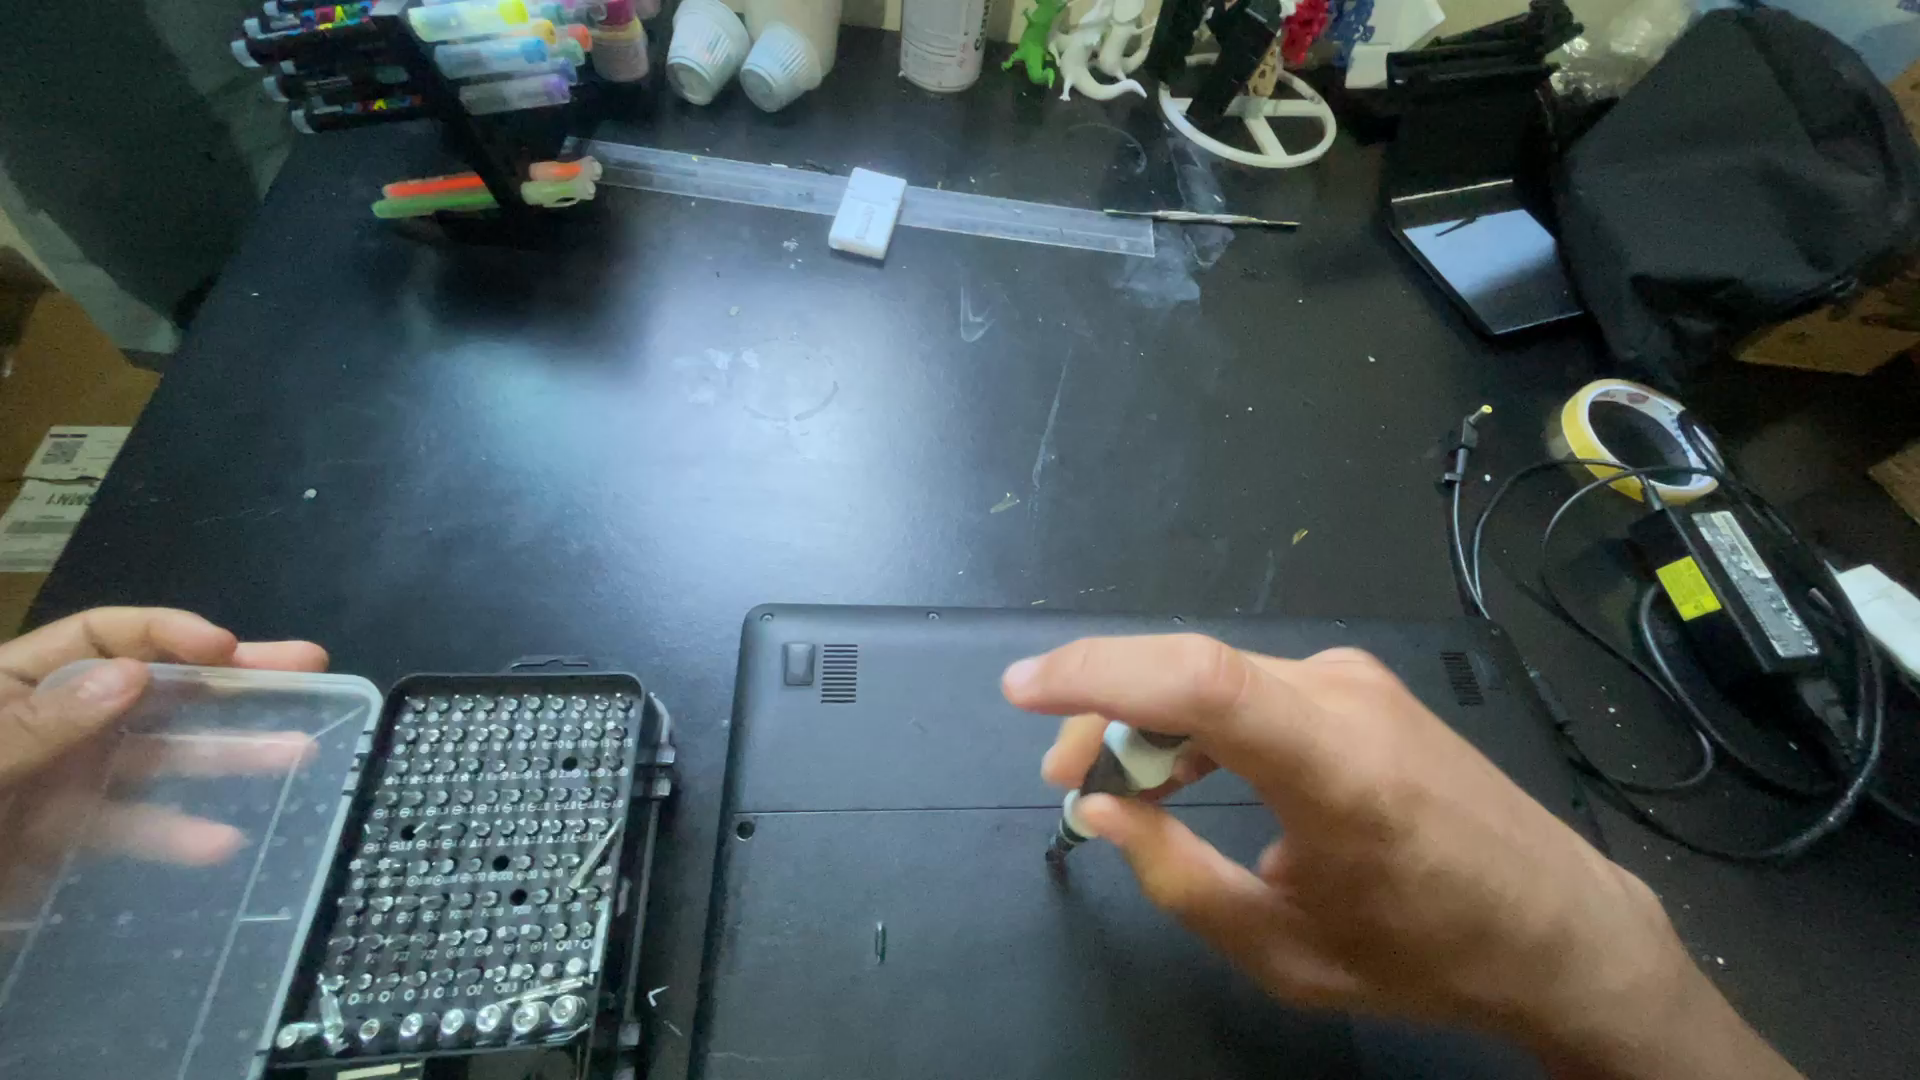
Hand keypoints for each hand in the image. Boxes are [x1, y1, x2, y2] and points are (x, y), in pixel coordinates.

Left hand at [0, 608, 327, 906]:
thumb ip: (31, 725)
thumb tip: (135, 676)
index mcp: (7, 689)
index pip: (104, 638)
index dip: (169, 634)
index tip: (224, 648)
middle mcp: (47, 725)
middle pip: (155, 688)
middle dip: (234, 678)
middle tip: (310, 664)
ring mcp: (59, 781)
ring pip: (161, 756)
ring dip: (231, 754)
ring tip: (300, 753)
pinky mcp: (62, 838)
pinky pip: (132, 826)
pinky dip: (176, 835)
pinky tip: (218, 845)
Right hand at [1005, 635, 1800, 1079]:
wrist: (1565, 929)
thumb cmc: (1428, 954)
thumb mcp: (1283, 948)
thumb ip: (1175, 875)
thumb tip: (1097, 804)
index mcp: (1336, 770)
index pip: (1199, 682)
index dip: (1101, 673)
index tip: (1023, 690)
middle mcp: (1340, 696)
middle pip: (1186, 672)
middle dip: (1103, 709)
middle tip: (1062, 773)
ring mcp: (1349, 678)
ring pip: (1210, 675)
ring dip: (1146, 717)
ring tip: (1112, 779)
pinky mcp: (1351, 682)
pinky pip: (1245, 686)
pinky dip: (1192, 718)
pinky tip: (1179, 767)